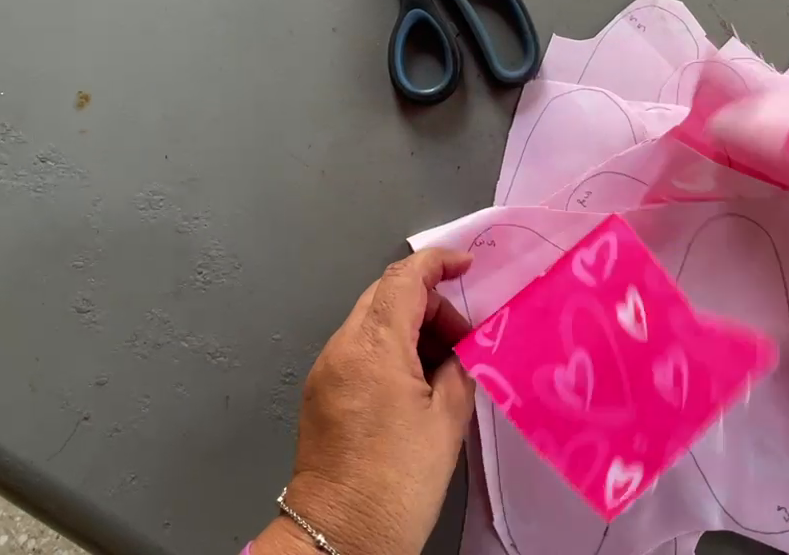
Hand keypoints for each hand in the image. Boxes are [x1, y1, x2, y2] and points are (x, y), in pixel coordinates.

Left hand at [254, 249, 476, 554]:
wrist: (337, 538)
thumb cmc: (397, 481)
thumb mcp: (446, 422)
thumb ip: (459, 369)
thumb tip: (460, 351)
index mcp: (374, 346)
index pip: (405, 277)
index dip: (438, 262)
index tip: (467, 265)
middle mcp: (343, 345)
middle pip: (388, 294)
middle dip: (430, 303)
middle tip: (462, 340)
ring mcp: (327, 366)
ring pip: (373, 320)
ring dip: (410, 327)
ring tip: (443, 369)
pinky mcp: (321, 389)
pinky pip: (360, 347)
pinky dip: (390, 349)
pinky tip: (414, 384)